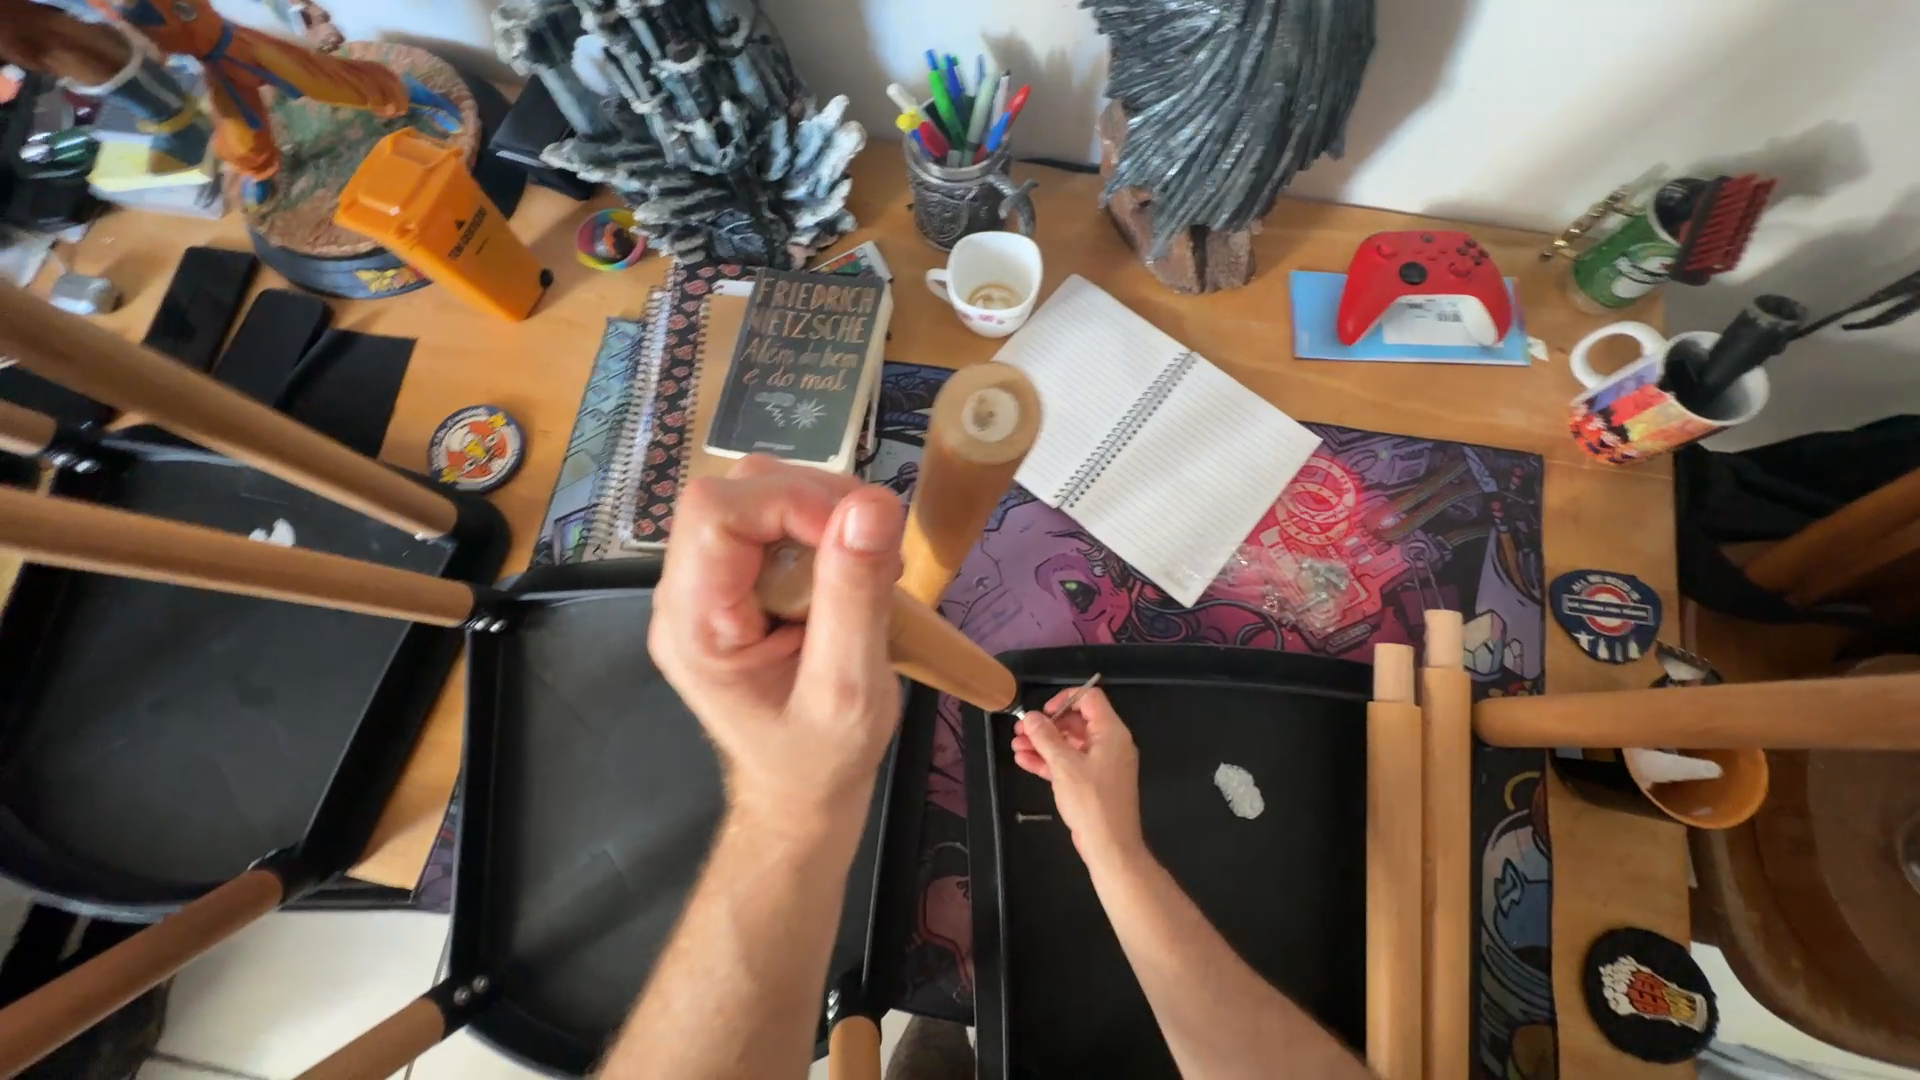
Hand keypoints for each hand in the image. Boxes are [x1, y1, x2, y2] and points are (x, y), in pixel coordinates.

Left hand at [649, 456, 904, 830]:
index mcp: (694, 623)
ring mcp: (709, 584)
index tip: (860, 535)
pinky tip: (853, 566)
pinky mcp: (737, 582)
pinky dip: (824, 524)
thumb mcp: (849, 688)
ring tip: (869, 562)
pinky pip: (774, 521)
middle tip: (876, 550)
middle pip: (738, 492)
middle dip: (817, 502)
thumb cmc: (822, 757)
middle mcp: (687, 592)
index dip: (792, 500)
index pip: (717, 511)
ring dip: (825, 510)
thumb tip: (873, 504)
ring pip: (758, 495)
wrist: (801, 790)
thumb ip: (855, 595)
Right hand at [1010, 688, 1144, 866]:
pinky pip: (1069, 763)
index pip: (1090, 698)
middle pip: (1075, 722)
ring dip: (1042, 743)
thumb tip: (1031, 717)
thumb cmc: (1091, 800)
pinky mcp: (1093, 782)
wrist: (1110, 846)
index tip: (1043, 713)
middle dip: (1046, 725)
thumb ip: (1045, 737)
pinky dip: (1049, 760)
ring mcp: (1101, 764)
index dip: (1065, 699)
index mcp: (1111, 732)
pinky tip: (1024, 761)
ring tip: (1016, 746)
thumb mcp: (1064, 765)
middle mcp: (1109, 743)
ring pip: (1069, 744)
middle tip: (1021, 731)